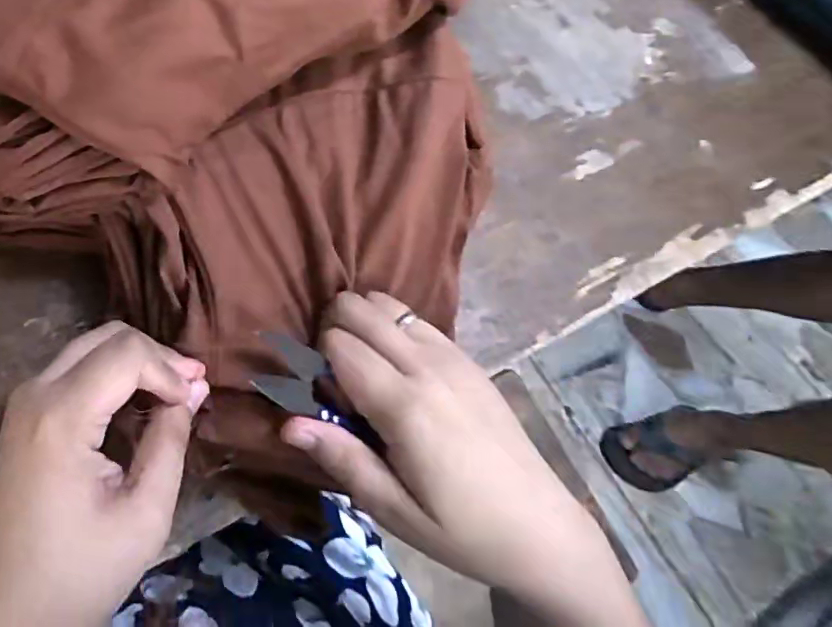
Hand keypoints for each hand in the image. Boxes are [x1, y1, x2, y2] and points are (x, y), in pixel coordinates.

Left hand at [0, 322, 209, 626]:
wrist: (3, 616)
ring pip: (89, 346)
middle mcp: (35, 391)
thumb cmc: (76, 574)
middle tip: (192, 385)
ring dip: (134, 360)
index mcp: (60, 415)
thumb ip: (170, 443)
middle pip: (107, 337)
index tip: (195, 400)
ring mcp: (23, 399)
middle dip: (155, 355)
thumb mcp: (142, 517)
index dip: (168, 368)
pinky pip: (74, 367)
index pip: (126, 353)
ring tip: (172, 390)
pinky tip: (136, 400)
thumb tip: (193, 390)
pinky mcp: (22, 412)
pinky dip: (111, 372)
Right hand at [282, 293, 646, 626]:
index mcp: (405, 406)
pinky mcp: (465, 355)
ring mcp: (450, 354)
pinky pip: (413, 316)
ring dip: (361, 320)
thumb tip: (288, 424)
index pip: (338, 343)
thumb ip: (342, 459)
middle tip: (337, 375)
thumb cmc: (462, 529)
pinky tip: (396, 363)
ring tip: (364, 364)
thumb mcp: (395, 512)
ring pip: (383, 301)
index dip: (318, 362)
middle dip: (333, 329)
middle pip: (356, 307)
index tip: (327, 396)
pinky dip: (390, 323)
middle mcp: (425, 366)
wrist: (543, 528)